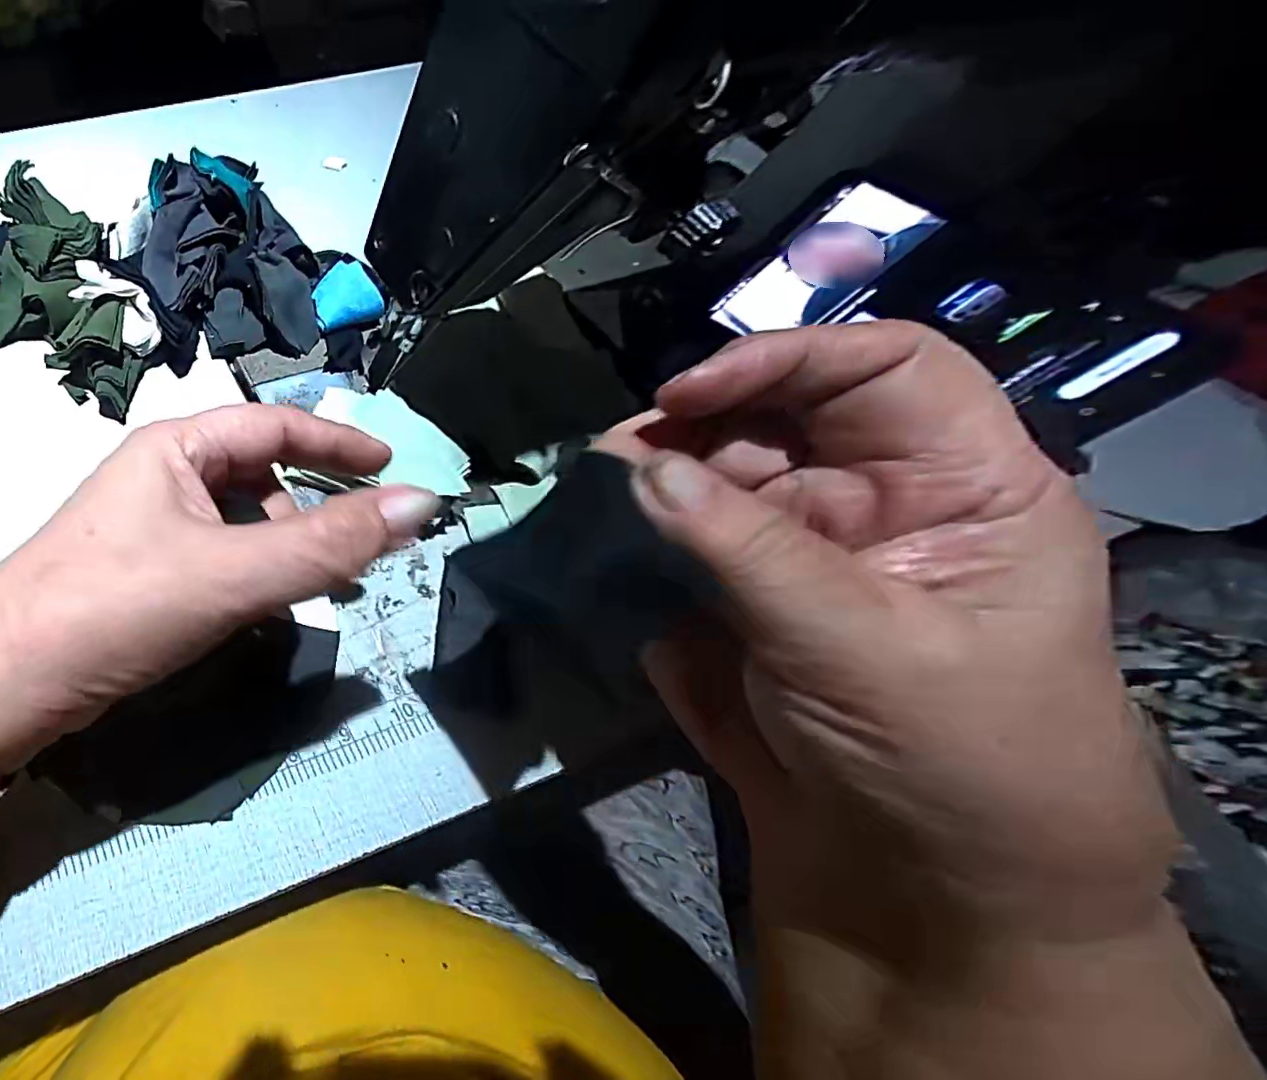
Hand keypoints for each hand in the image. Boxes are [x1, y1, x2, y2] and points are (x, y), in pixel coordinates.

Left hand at [0, 404, 438, 778]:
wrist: (4, 686)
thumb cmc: (116, 607)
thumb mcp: (231, 573)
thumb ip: (327, 544)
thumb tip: (422, 504)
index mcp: (175, 447)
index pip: (275, 425)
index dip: (338, 444)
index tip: (390, 467)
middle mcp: (163, 476)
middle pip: (262, 474)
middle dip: (314, 506)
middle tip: (358, 546)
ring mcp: (153, 526)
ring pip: (244, 521)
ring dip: (288, 546)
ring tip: (318, 585)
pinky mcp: (148, 572)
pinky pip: (223, 557)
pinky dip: (257, 574)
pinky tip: (268, 607)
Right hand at [595, 321, 1175, 954]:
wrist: (910, 878)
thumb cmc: (951, 757)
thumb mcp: (863, 645)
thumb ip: (747, 551)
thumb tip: (641, 468)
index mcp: (951, 484)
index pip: (880, 369)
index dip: (782, 360)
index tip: (683, 396)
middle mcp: (864, 497)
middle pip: (771, 416)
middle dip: (691, 425)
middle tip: (611, 456)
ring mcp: (787, 546)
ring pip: (708, 477)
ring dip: (648, 481)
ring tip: (592, 497)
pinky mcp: (727, 592)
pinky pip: (673, 540)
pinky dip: (632, 536)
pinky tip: (597, 542)